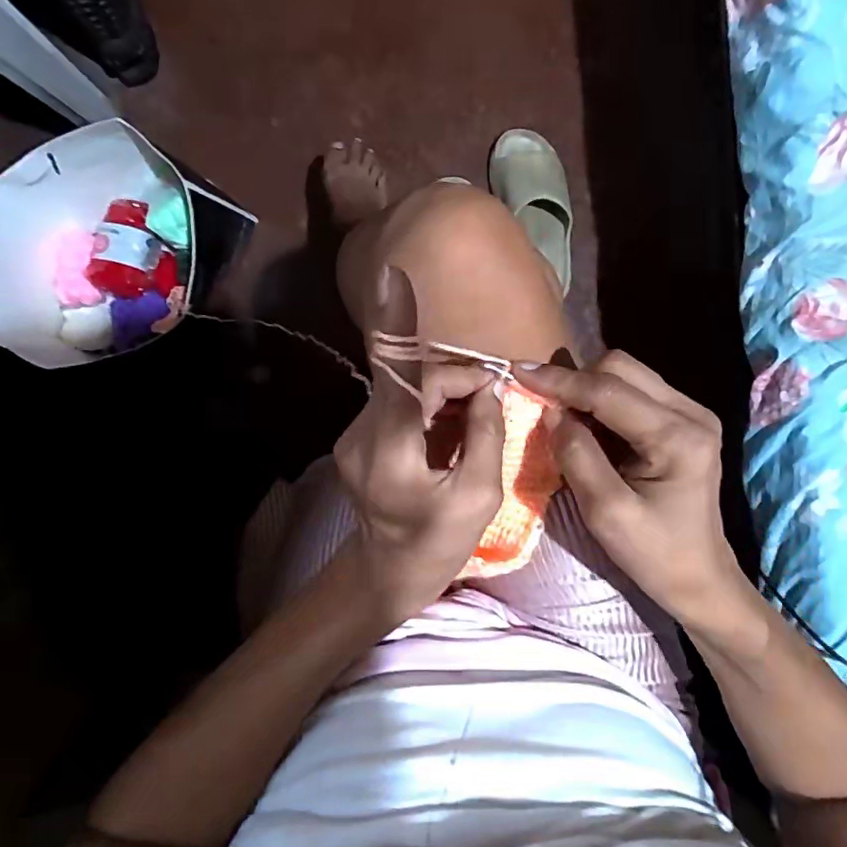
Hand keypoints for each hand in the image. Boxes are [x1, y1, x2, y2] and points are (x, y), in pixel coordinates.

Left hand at [332, 266, 505, 624]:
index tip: (394, 275)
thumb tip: (489, 391)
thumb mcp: (478, 498)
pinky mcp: (357, 436)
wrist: (386, 572)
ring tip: (476, 417)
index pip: (397, 374)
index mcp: (390, 449)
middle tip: (492, 400)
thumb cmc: (437, 544)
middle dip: (456, 379)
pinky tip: (450, 428)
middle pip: (410, 377)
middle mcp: (362, 432)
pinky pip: (397, 403)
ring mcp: (353, 434)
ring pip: (404, 387)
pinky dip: (428, 404)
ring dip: (443, 391)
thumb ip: (486, 436)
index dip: (398, 321)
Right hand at [514, 351, 754, 636]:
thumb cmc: (653, 553)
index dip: (560, 380)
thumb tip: (551, 412)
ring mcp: (691, 414)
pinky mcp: (683, 421)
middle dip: (575, 380)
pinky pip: (633, 391)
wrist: (699, 578)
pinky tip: (585, 424)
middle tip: (541, 402)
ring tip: (559, 413)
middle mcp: (691, 413)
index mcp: (677, 437)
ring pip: (626, 374)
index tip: (518, 373)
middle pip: (620, 368)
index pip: (608, 390)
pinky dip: (602, 400)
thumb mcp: (605, 511)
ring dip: (588, 387)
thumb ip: (576, 455)